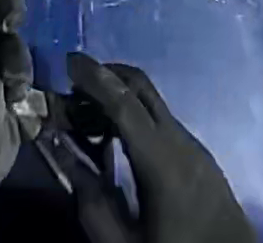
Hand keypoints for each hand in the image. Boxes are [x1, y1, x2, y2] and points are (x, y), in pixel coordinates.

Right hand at [63, 53, 253, 242]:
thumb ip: (91, 199)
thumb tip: (61, 153)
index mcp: (162, 160)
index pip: (124, 102)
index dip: (94, 77)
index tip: (69, 61)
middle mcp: (181, 140)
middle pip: (142, 87)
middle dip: (106, 75)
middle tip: (74, 84)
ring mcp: (194, 146)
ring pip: (152, 103)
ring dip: (120, 96)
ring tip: (89, 113)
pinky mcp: (200, 156)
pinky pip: (163, 121)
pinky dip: (136, 116)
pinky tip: (119, 138)